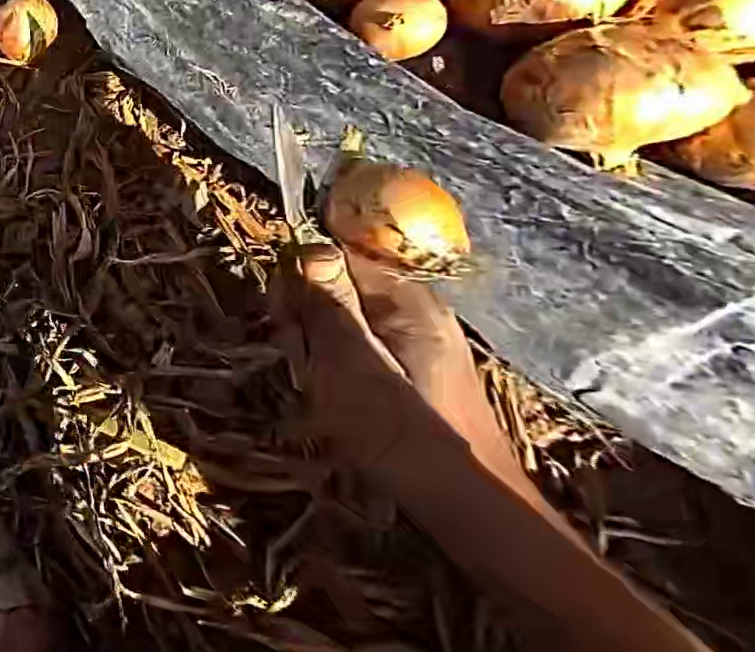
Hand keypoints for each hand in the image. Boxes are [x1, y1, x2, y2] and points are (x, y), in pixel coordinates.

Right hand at [270, 244, 711, 651]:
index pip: (338, 253)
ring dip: (316, 338)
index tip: (282, 315)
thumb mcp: (353, 364)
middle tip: (296, 353)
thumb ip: (330, 305)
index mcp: (406, 300)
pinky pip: (359, 341)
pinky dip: (336, 358)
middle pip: (339, 281)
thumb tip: (312, 245)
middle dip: (306, 309)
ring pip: (344, 314)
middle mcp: (414, 309)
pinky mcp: (413, 366)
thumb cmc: (404, 434)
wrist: (472, 509)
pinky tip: (332, 389)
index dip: (300, 276)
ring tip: (313, 378)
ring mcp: (417, 338)